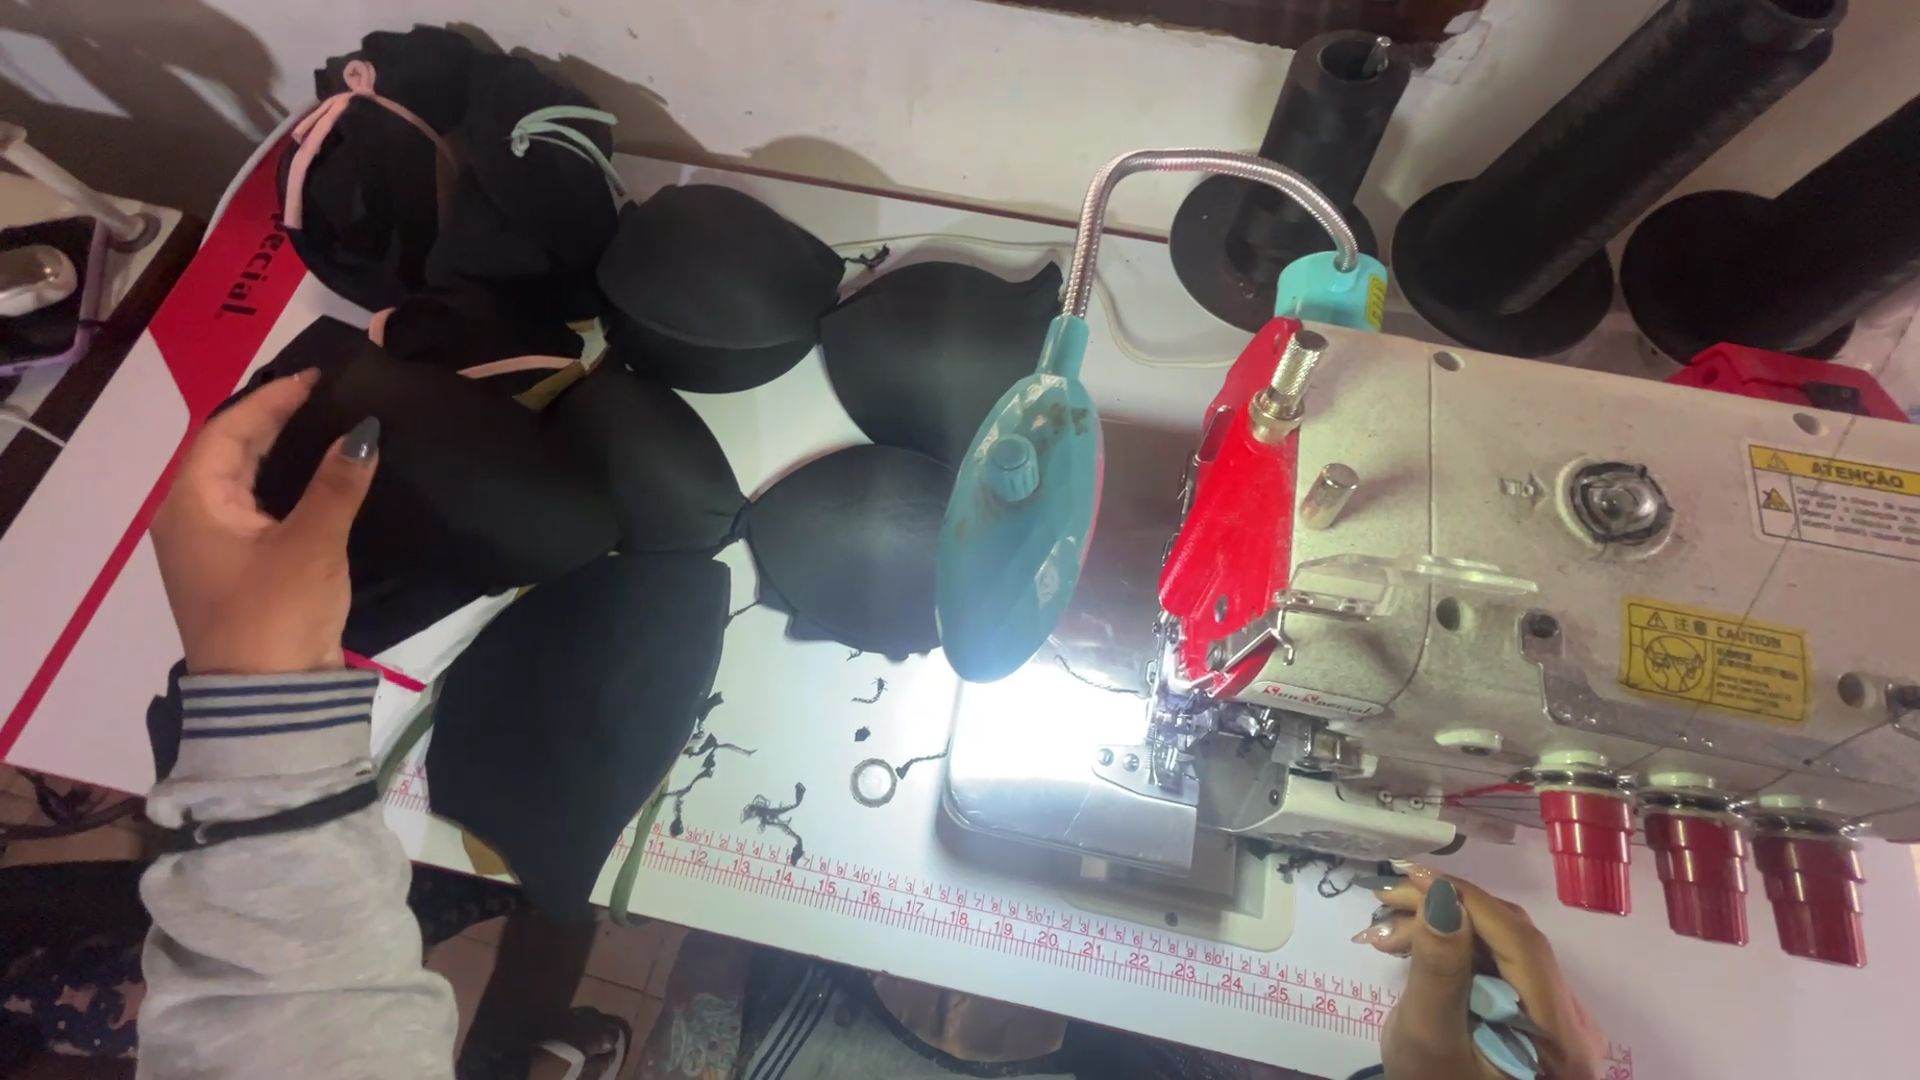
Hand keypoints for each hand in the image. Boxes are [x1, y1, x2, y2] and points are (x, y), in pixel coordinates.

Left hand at [151, 369, 378, 674]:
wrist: (270, 690)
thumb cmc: (278, 609)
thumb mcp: (312, 544)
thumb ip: (338, 485)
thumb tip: (364, 430)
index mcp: (194, 505)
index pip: (228, 432)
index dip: (271, 400)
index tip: (318, 379)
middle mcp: (194, 518)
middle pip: (231, 452)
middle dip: (273, 419)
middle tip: (325, 396)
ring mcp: (217, 545)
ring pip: (246, 480)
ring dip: (282, 450)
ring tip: (327, 427)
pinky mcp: (245, 566)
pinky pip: (262, 506)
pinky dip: (290, 484)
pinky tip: (323, 480)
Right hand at [1352, 867, 1607, 1079]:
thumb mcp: (1428, 1034)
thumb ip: (1439, 969)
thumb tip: (1441, 897)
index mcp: (1559, 1035)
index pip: (1521, 942)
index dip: (1467, 899)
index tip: (1411, 876)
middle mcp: (1571, 1021)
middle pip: (1511, 938)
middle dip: (1444, 908)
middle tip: (1383, 900)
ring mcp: (1553, 1017)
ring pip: (1498, 942)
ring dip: (1439, 923)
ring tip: (1384, 928)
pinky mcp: (1530, 1013)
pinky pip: (1493, 960)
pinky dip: (1448, 942)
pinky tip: (1408, 943)